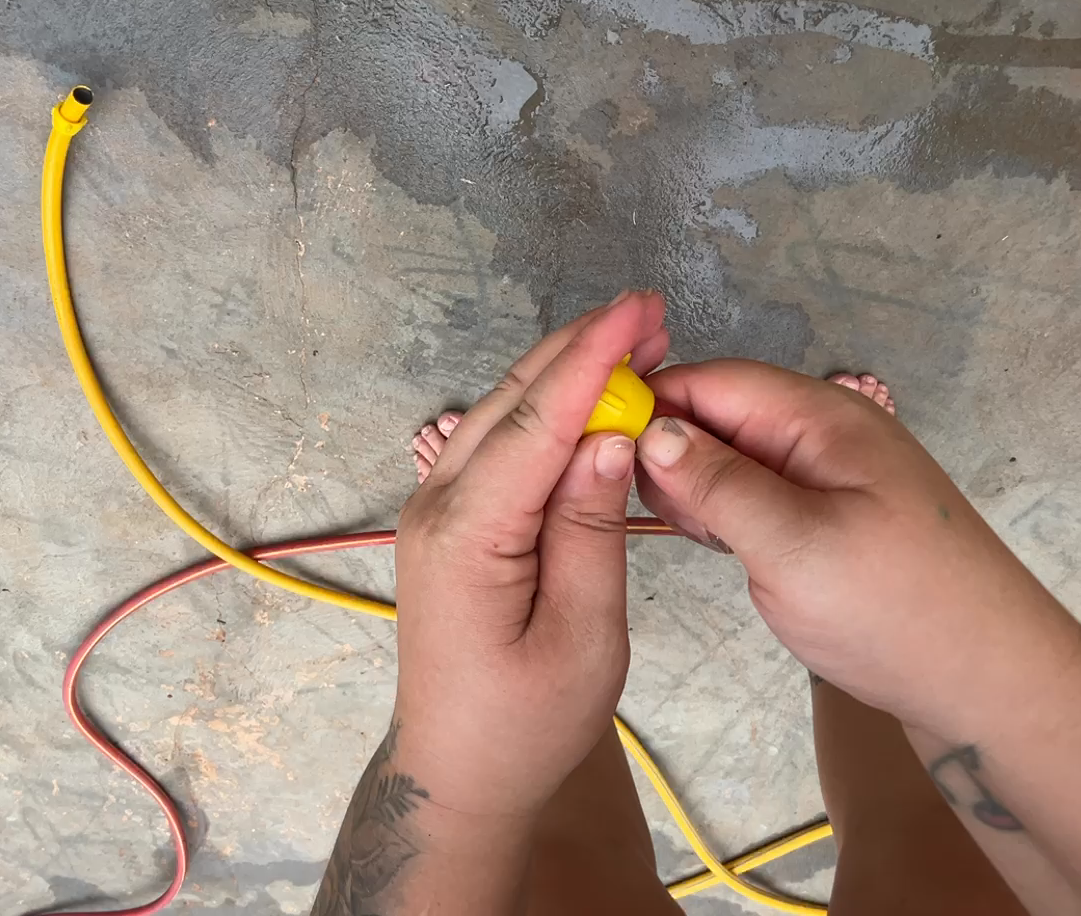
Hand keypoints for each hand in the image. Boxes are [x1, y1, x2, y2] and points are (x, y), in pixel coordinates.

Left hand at [391, 291, 669, 818]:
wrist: (457, 769)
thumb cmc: (528, 722)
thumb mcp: (582, 637)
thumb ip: (591, 528)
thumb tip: (612, 436)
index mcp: (467, 534)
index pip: (537, 424)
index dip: (591, 361)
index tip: (639, 311)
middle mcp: (437, 503)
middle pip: (512, 402)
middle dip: (580, 349)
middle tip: (647, 311)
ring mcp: (434, 504)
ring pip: (500, 413)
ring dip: (563, 371)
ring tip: (629, 340)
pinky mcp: (448, 514)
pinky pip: (496, 441)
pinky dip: (543, 409)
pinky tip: (583, 397)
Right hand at [632, 360, 1080, 739]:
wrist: (994, 690)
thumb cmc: (894, 610)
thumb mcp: (792, 543)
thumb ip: (716, 481)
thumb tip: (649, 428)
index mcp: (818, 416)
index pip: (712, 380)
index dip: (652, 402)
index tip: (599, 446)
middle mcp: (817, 431)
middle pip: (717, 413)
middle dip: (669, 448)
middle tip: (642, 503)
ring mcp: (820, 473)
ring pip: (728, 454)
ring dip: (693, 483)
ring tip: (680, 527)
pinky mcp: (819, 511)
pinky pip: (751, 490)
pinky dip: (720, 508)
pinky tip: (712, 539)